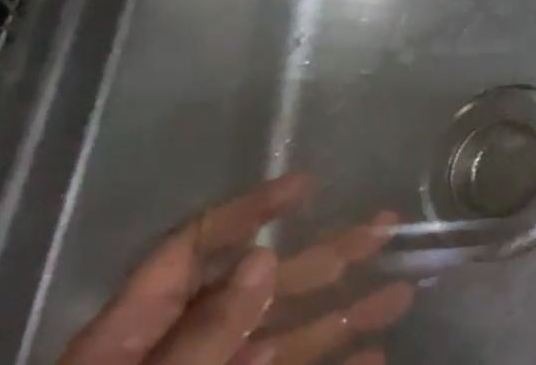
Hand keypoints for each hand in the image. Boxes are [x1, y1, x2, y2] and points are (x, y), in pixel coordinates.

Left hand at [57, 174, 415, 364]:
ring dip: (345, 314)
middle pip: (257, 289)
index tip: (306, 187)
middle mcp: (176, 352)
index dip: (247, 212)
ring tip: (402, 293)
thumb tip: (262, 256)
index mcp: (133, 335)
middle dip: (325, 257)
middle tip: (386, 227)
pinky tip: (375, 358)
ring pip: (284, 339)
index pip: (191, 251)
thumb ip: (206, 332)